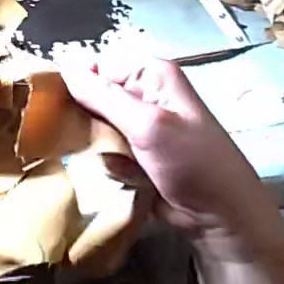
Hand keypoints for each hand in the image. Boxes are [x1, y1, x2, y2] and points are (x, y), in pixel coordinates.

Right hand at [59, 52, 283, 261]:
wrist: (220, 217)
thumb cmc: (193, 164)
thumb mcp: (148, 125)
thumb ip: (103, 96)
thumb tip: (64, 68)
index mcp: (152, 74)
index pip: (97, 66)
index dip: (79, 85)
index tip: (62, 108)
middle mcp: (143, 93)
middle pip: (92, 94)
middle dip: (83, 116)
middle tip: (78, 137)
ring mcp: (137, 124)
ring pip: (92, 123)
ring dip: (90, 141)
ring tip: (94, 157)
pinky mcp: (132, 151)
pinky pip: (101, 147)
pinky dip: (100, 159)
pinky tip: (107, 171)